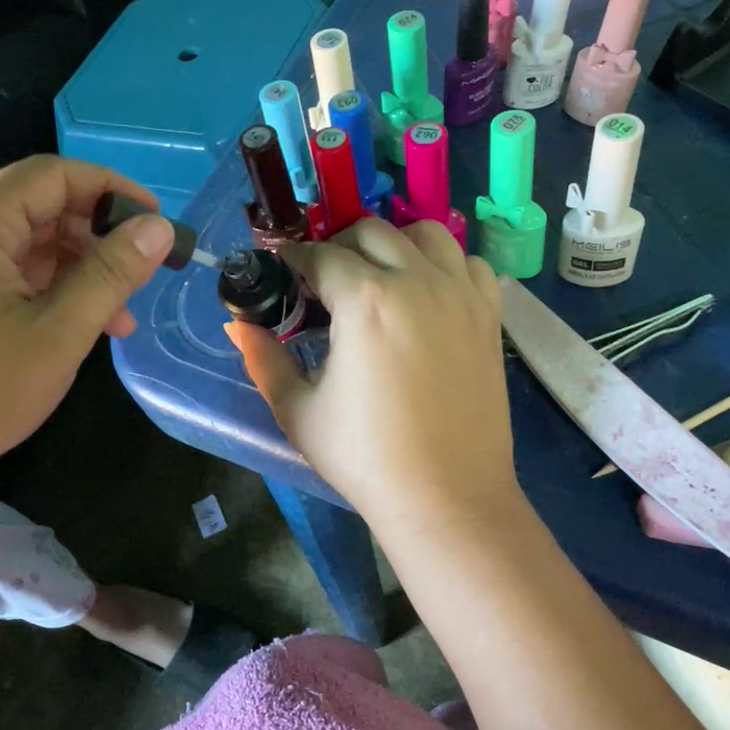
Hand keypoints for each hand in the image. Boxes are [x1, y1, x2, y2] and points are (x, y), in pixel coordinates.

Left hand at [0, 155, 173, 486]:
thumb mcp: (59, 335)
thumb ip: (111, 275)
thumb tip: (160, 228)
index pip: (52, 175)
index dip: (112, 190)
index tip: (156, 225)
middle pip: (39, 206)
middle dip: (97, 237)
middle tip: (140, 278)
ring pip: (26, 241)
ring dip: (77, 269)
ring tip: (117, 318)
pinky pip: (5, 269)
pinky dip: (47, 287)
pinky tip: (77, 325)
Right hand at [226, 218, 519, 532]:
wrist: (447, 497)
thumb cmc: (366, 459)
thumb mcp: (298, 411)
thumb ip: (264, 359)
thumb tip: (240, 326)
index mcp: (365, 300)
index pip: (320, 256)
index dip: (293, 259)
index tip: (282, 271)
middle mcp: (417, 281)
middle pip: (371, 232)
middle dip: (338, 245)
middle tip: (324, 280)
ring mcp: (460, 295)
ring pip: (426, 234)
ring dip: (394, 244)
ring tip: (379, 277)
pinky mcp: (489, 316)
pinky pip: (469, 263)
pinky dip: (445, 265)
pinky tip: (428, 294)